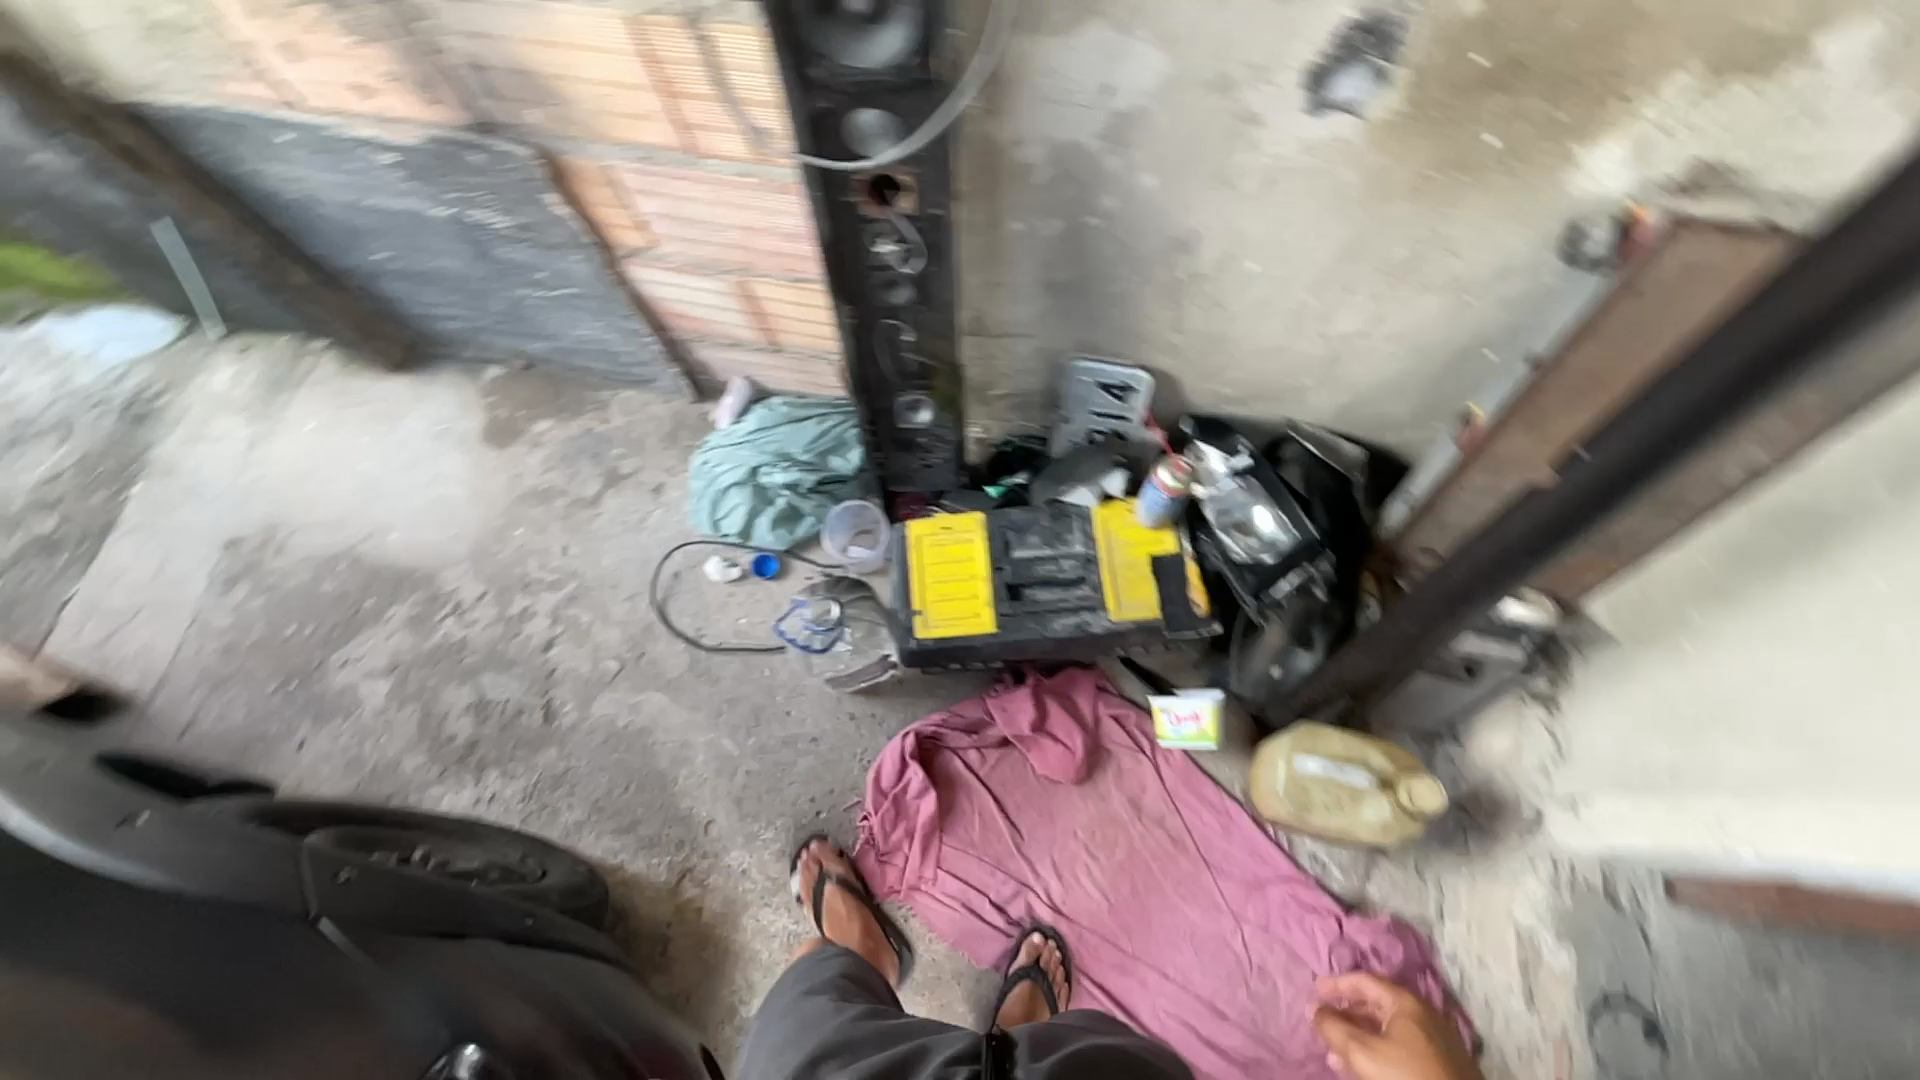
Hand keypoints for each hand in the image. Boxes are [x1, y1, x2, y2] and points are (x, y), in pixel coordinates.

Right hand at [1310, 972, 1480, 1079]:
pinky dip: (1377, 1051)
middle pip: (1375, 1004)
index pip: (1363, 980)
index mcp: (1405, 1002)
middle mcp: (1422, 1014)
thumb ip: (1332, 1027)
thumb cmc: (1407, 1077)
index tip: (1314, 992)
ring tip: (1336, 1056)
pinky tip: (1364, 1068)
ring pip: (1387, 1030)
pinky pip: (1400, 1047)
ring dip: (1358, 1038)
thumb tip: (1314, 1010)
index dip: (1335, 985)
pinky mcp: (1440, 1064)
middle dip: (1345, 1015)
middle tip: (1323, 1026)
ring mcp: (1434, 1040)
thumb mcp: (1362, 1052)